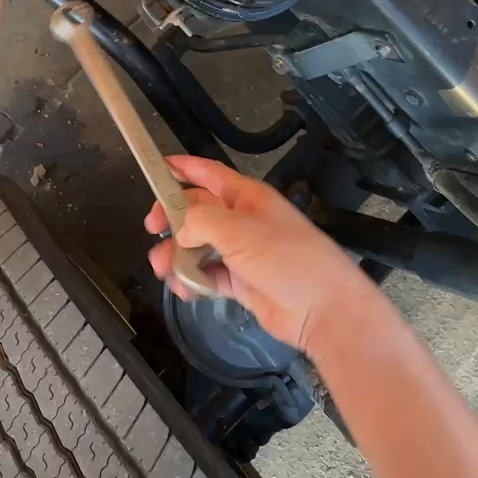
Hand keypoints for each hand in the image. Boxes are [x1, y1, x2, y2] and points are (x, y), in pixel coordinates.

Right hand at [146, 156, 371, 352]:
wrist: (325, 310)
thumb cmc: (287, 259)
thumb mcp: (239, 231)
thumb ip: (201, 222)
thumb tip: (180, 231)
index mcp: (247, 197)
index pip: (209, 173)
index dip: (183, 167)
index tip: (157, 167)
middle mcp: (243, 220)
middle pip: (197, 211)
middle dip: (172, 219)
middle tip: (152, 229)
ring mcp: (242, 253)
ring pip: (199, 246)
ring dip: (178, 256)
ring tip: (163, 270)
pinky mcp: (242, 282)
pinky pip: (209, 275)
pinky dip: (193, 280)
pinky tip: (184, 289)